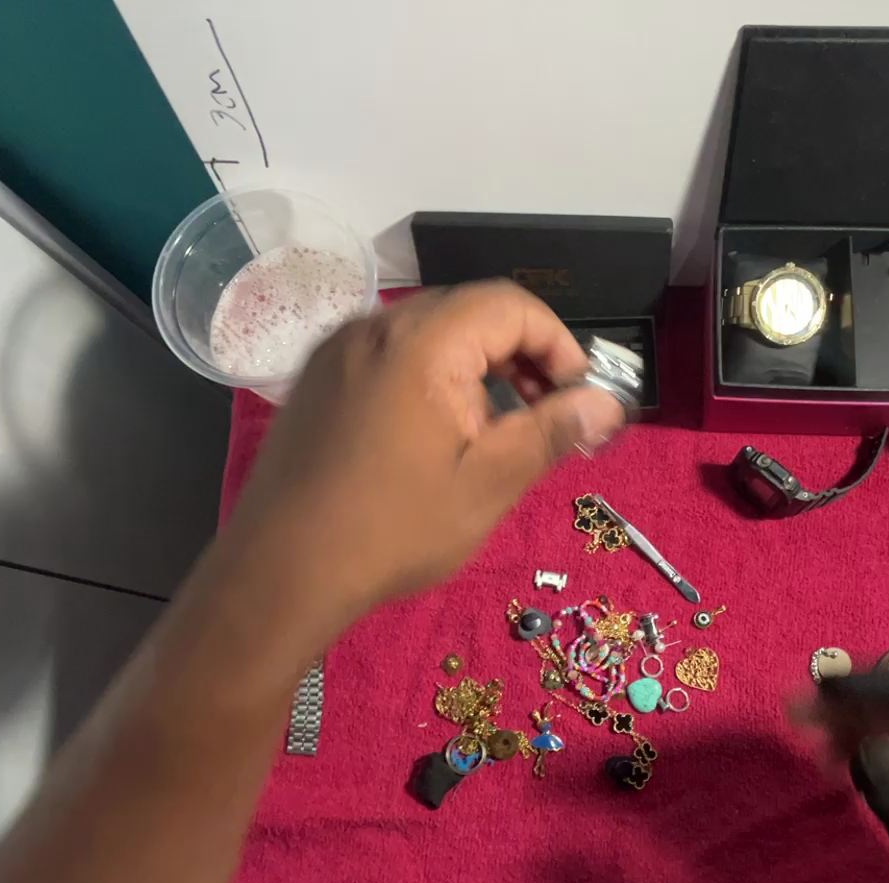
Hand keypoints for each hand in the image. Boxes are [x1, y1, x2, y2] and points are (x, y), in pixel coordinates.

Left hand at [227, 282, 625, 619]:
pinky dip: (433, 379)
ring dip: (478, 370)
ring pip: (429, 336)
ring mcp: (337, 351)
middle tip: (544, 416)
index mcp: (423, 342)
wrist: (280, 572)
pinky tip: (436, 437)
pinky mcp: (317, 380)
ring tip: (493, 433)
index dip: (558, 345)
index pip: (511, 305)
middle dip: (520, 357)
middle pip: (469, 313)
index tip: (576, 399)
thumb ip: (553, 431)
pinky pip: (391, 358)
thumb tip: (609, 404)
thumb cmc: (394, 528)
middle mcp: (375, 326)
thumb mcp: (489, 482)